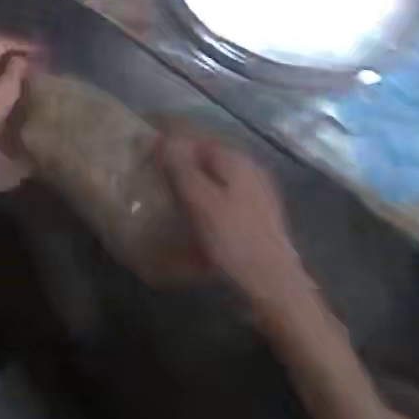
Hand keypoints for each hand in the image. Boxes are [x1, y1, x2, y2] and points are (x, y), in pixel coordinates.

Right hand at [160, 135, 310, 308]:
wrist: (275, 287)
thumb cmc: (233, 240)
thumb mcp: (198, 199)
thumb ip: (178, 163)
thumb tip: (161, 136)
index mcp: (235, 158)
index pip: (193, 132)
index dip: (166, 130)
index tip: (143, 136)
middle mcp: (249, 167)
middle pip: (204, 150)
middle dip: (178, 151)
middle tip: (150, 161)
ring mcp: (257, 189)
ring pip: (213, 170)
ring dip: (189, 171)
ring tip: (166, 183)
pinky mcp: (257, 211)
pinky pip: (222, 187)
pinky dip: (202, 188)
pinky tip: (191, 205)